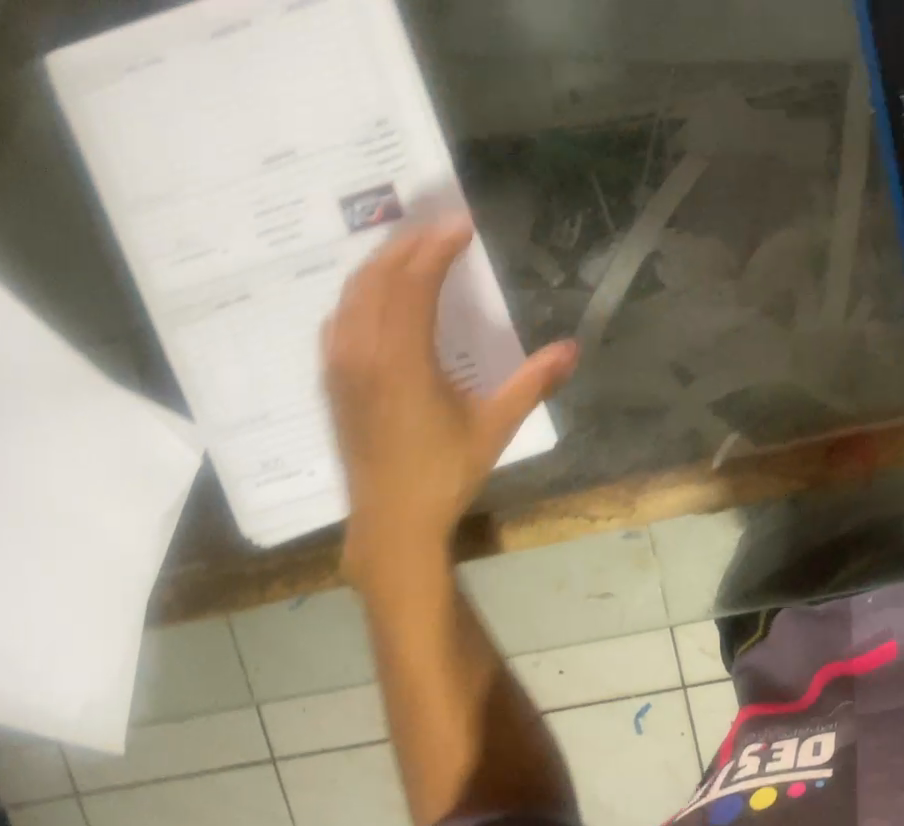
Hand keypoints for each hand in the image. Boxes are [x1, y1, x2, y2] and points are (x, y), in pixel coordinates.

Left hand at [323, 217, 577, 576]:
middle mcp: (363, 351)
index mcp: (403, 359)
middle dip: (408, 245)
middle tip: (438, 227)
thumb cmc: (445, 475)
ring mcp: (341, 365)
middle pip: (378, 277)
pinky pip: (339, 319)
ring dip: (381, 264)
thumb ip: (531, 384)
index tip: (461, 225)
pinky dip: (359, 295)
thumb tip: (571, 349)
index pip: (415, 283)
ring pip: (353, 294)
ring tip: (409, 250)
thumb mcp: (494, 428)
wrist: (391, 520)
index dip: (438, 248)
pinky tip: (374, 298)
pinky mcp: (332, 380)